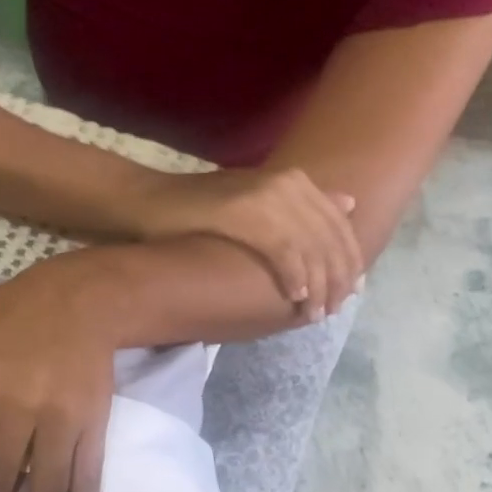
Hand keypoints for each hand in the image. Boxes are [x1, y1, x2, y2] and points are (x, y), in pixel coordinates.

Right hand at [151, 167, 363, 322]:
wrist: (141, 201)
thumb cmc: (189, 207)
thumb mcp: (248, 200)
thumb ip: (295, 205)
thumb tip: (349, 202)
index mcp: (290, 179)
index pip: (336, 223)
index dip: (347, 259)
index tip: (348, 291)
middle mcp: (285, 184)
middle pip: (329, 236)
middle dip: (337, 277)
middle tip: (334, 310)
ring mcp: (265, 197)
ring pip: (311, 247)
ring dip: (319, 284)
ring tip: (315, 312)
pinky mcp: (243, 214)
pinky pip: (283, 251)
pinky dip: (294, 276)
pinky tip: (296, 296)